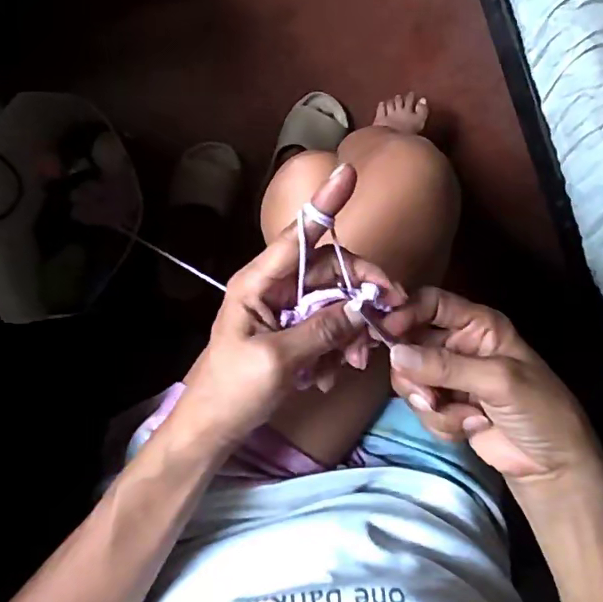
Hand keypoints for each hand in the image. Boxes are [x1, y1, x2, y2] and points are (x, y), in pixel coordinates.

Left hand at [166, 165, 401, 450]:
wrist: (211, 429)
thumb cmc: (232, 391)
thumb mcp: (279, 362)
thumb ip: (323, 330)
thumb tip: (364, 305)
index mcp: (257, 282)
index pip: (298, 235)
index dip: (325, 203)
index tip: (349, 172)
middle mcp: (272, 287)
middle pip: (329, 269)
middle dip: (361, 290)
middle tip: (391, 315)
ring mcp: (283, 310)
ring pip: (334, 300)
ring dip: (352, 328)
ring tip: (355, 363)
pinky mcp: (292, 333)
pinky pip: (328, 326)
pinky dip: (339, 347)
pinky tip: (334, 375)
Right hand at [379, 288, 599, 484]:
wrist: (554, 467)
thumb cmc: (539, 410)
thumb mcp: (498, 381)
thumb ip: (446, 366)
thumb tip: (395, 354)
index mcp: (477, 325)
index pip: (431, 303)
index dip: (406, 312)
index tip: (386, 332)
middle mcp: (458, 345)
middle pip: (410, 343)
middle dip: (414, 374)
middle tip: (427, 397)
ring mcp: (449, 377)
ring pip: (409, 379)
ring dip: (430, 403)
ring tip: (462, 418)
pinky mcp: (444, 406)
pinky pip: (420, 407)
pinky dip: (440, 422)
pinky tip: (470, 428)